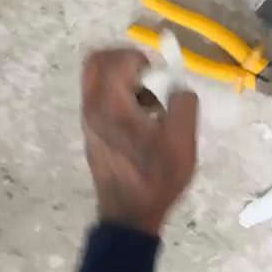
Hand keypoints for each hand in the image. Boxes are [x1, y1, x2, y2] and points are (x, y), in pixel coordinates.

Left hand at [81, 48, 198, 235]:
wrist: (130, 215)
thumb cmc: (157, 177)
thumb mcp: (182, 140)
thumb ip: (184, 103)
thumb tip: (178, 87)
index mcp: (111, 106)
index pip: (116, 59)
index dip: (141, 57)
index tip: (162, 73)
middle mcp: (92, 108)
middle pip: (96, 62)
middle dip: (125, 60)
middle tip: (150, 76)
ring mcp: (88, 121)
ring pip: (97, 80)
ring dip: (123, 78)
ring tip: (150, 101)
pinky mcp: (92, 132)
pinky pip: (100, 98)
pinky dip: (120, 96)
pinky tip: (143, 119)